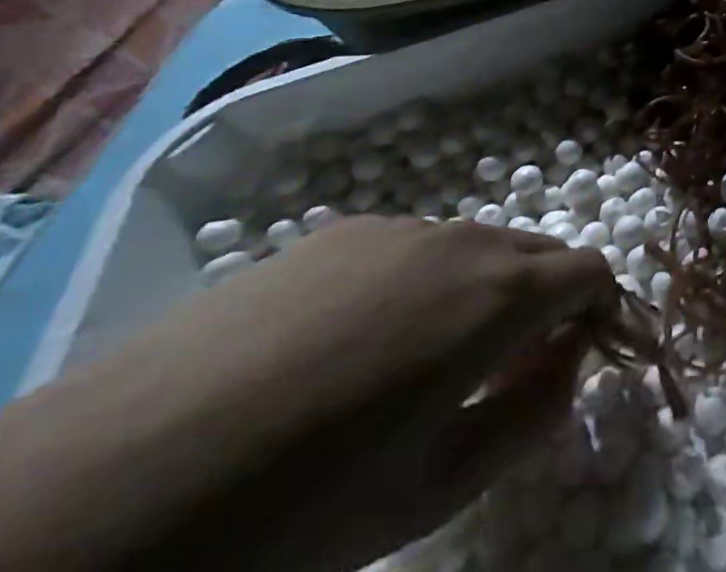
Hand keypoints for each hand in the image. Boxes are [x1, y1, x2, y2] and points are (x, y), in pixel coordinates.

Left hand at [145, 217, 615, 570]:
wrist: (123, 472)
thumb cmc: (310, 496)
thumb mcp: (443, 486)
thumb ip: (533, 416)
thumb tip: (563, 365)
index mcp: (499, 294)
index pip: (591, 271)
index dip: (602, 312)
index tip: (581, 359)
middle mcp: (455, 240)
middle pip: (536, 249)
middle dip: (547, 301)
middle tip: (511, 370)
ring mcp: (388, 229)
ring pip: (473, 247)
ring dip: (485, 290)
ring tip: (429, 362)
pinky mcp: (329, 235)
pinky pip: (412, 248)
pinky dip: (426, 281)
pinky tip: (359, 344)